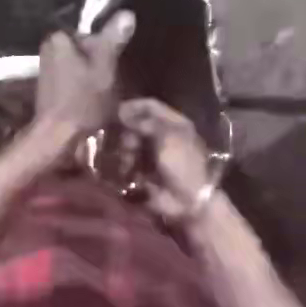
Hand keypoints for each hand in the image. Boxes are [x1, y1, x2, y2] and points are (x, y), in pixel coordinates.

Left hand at [30, 12, 135, 149]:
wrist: (57, 136)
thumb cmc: (82, 100)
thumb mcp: (104, 68)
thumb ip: (113, 39)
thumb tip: (127, 13)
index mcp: (59, 39)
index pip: (90, 31)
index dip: (107, 45)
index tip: (117, 61)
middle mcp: (48, 48)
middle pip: (84, 48)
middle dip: (100, 60)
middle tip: (113, 78)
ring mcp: (46, 68)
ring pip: (79, 64)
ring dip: (93, 75)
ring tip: (105, 90)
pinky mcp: (48, 86)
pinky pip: (72, 78)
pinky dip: (83, 85)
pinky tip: (92, 99)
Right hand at [118, 97, 219, 220]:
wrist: (188, 200)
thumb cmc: (182, 165)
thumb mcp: (168, 138)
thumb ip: (146, 122)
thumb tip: (123, 112)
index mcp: (174, 123)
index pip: (150, 106)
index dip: (134, 106)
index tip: (117, 112)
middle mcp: (162, 135)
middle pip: (137, 124)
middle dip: (128, 133)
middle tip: (127, 144)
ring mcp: (153, 154)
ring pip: (130, 143)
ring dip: (126, 150)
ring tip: (129, 162)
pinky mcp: (144, 171)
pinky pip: (128, 162)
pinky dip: (125, 165)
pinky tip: (127, 172)